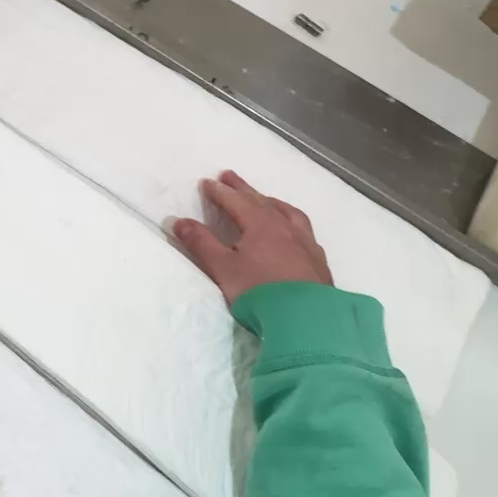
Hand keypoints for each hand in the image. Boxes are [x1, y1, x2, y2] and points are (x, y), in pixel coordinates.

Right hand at [171, 170, 332, 305]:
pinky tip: (292, 231)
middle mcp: (286, 228)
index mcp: (262, 225)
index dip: (220, 191)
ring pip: (287, 213)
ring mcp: (306, 244)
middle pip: (262, 201)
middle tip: (229, 176)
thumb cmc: (259, 291)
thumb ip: (200, 243)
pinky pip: (303, 230)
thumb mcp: (222, 267)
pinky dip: (291, 221)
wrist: (308, 321)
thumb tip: (179, 221)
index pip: (237, 201)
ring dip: (271, 202)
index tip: (207, 182)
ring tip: (264, 199)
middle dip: (243, 189)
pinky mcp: (318, 261)